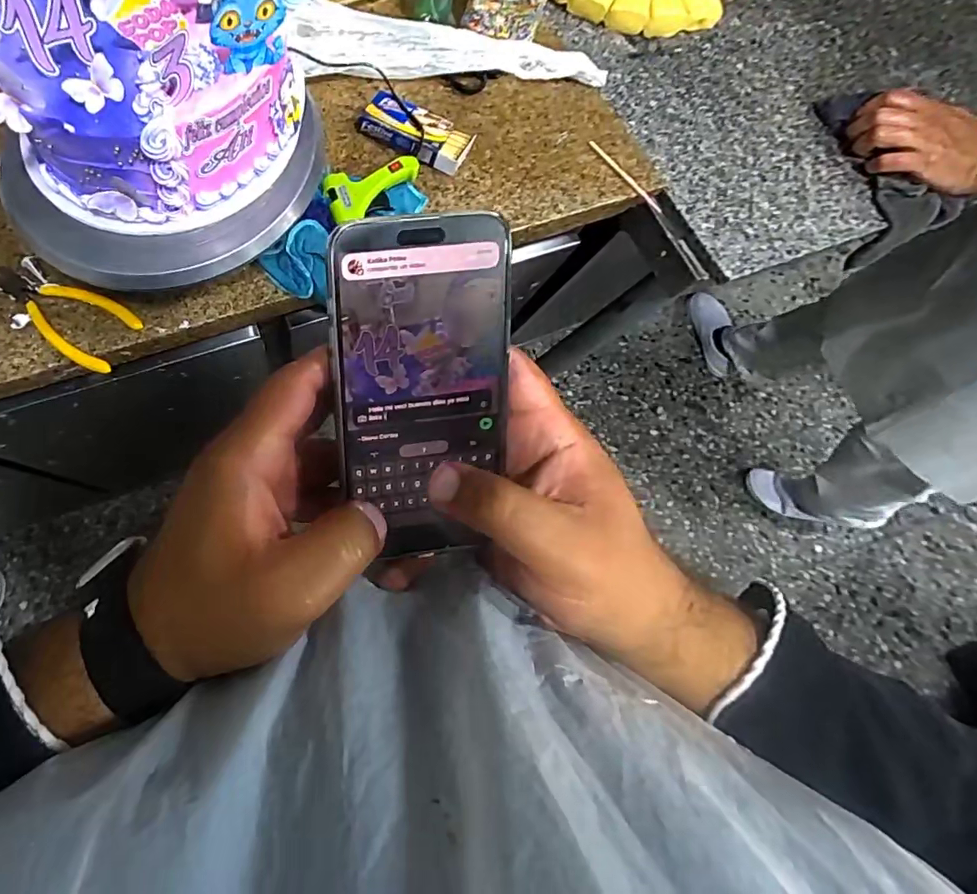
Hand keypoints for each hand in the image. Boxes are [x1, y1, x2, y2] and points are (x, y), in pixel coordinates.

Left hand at [128, 347, 385, 682]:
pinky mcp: (260, 511)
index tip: (391, 352)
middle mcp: (251, 458)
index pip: (295, 385)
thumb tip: (378, 509)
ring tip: (416, 461)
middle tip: (423, 409)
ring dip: (359, 460)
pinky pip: (308, 489)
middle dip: (365, 411)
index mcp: (249, 456)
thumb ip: (345, 542)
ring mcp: (255, 485)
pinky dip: (341, 496)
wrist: (155, 642)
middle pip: (313, 416)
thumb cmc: (215, 609)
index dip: (339, 361)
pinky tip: (380, 512)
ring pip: (317, 456)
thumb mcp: (289, 586)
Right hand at [391, 350, 757, 712]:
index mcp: (548, 434)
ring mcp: (495, 484)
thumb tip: (436, 477)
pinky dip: (414, 507)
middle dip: (420, 407)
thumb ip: (499, 505)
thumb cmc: (608, 572)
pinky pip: (440, 501)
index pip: (512, 375)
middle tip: (364, 403)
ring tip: (359, 454)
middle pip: (464, 413)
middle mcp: (515, 449)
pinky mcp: (478, 516)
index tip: (416, 348)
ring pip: (444, 457)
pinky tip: (383, 515)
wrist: (618, 628)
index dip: (471, 354)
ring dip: (409, 458)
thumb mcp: (558, 537)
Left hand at [846, 89, 976, 194]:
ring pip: (880, 133)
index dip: (868, 107)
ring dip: (863, 145)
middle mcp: (926, 122)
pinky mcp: (924, 162)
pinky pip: (889, 160)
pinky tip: (873, 168)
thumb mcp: (950, 117)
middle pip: (879, 115)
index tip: (859, 120)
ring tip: (862, 154)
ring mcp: (924, 142)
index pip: (892, 97)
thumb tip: (893, 112)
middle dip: (858, 128)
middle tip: (853, 140)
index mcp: (931, 109)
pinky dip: (875, 164)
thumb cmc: (973, 142)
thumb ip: (923, 112)